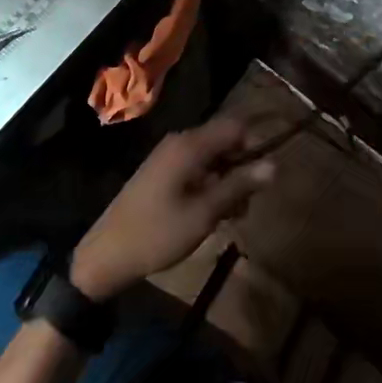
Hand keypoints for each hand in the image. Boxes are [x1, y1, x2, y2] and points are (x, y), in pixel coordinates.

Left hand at [71, 117, 272, 301]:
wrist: (106, 256)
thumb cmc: (158, 233)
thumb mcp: (205, 213)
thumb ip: (239, 185)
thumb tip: (275, 165)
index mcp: (189, 146)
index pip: (235, 126)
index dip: (255, 145)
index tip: (265, 176)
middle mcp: (179, 143)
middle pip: (224, 142)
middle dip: (242, 168)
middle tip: (248, 204)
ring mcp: (168, 158)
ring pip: (212, 159)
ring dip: (228, 182)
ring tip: (232, 216)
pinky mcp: (161, 174)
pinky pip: (196, 170)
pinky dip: (210, 187)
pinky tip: (212, 215)